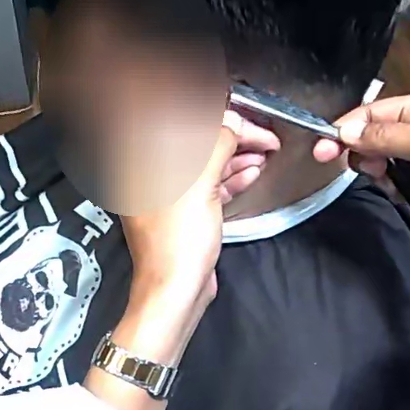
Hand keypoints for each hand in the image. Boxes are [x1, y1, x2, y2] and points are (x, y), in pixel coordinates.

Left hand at [119, 110, 271, 321]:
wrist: (176, 291)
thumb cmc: (176, 245)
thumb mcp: (200, 184)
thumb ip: (216, 146)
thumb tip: (230, 124)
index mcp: (145, 166)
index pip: (183, 125)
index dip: (220, 118)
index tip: (247, 120)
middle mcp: (152, 179)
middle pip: (195, 144)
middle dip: (231, 136)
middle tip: (262, 135)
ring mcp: (168, 198)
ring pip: (204, 166)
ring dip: (235, 156)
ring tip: (264, 152)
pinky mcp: (183, 217)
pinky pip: (208, 188)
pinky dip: (230, 179)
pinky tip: (252, 172)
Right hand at [314, 92, 409, 327]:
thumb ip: (385, 137)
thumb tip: (347, 131)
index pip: (376, 111)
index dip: (347, 127)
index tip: (324, 147)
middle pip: (376, 135)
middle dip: (357, 149)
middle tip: (339, 165)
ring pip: (384, 162)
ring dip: (374, 170)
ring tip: (377, 178)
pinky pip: (398, 185)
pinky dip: (389, 189)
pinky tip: (392, 193)